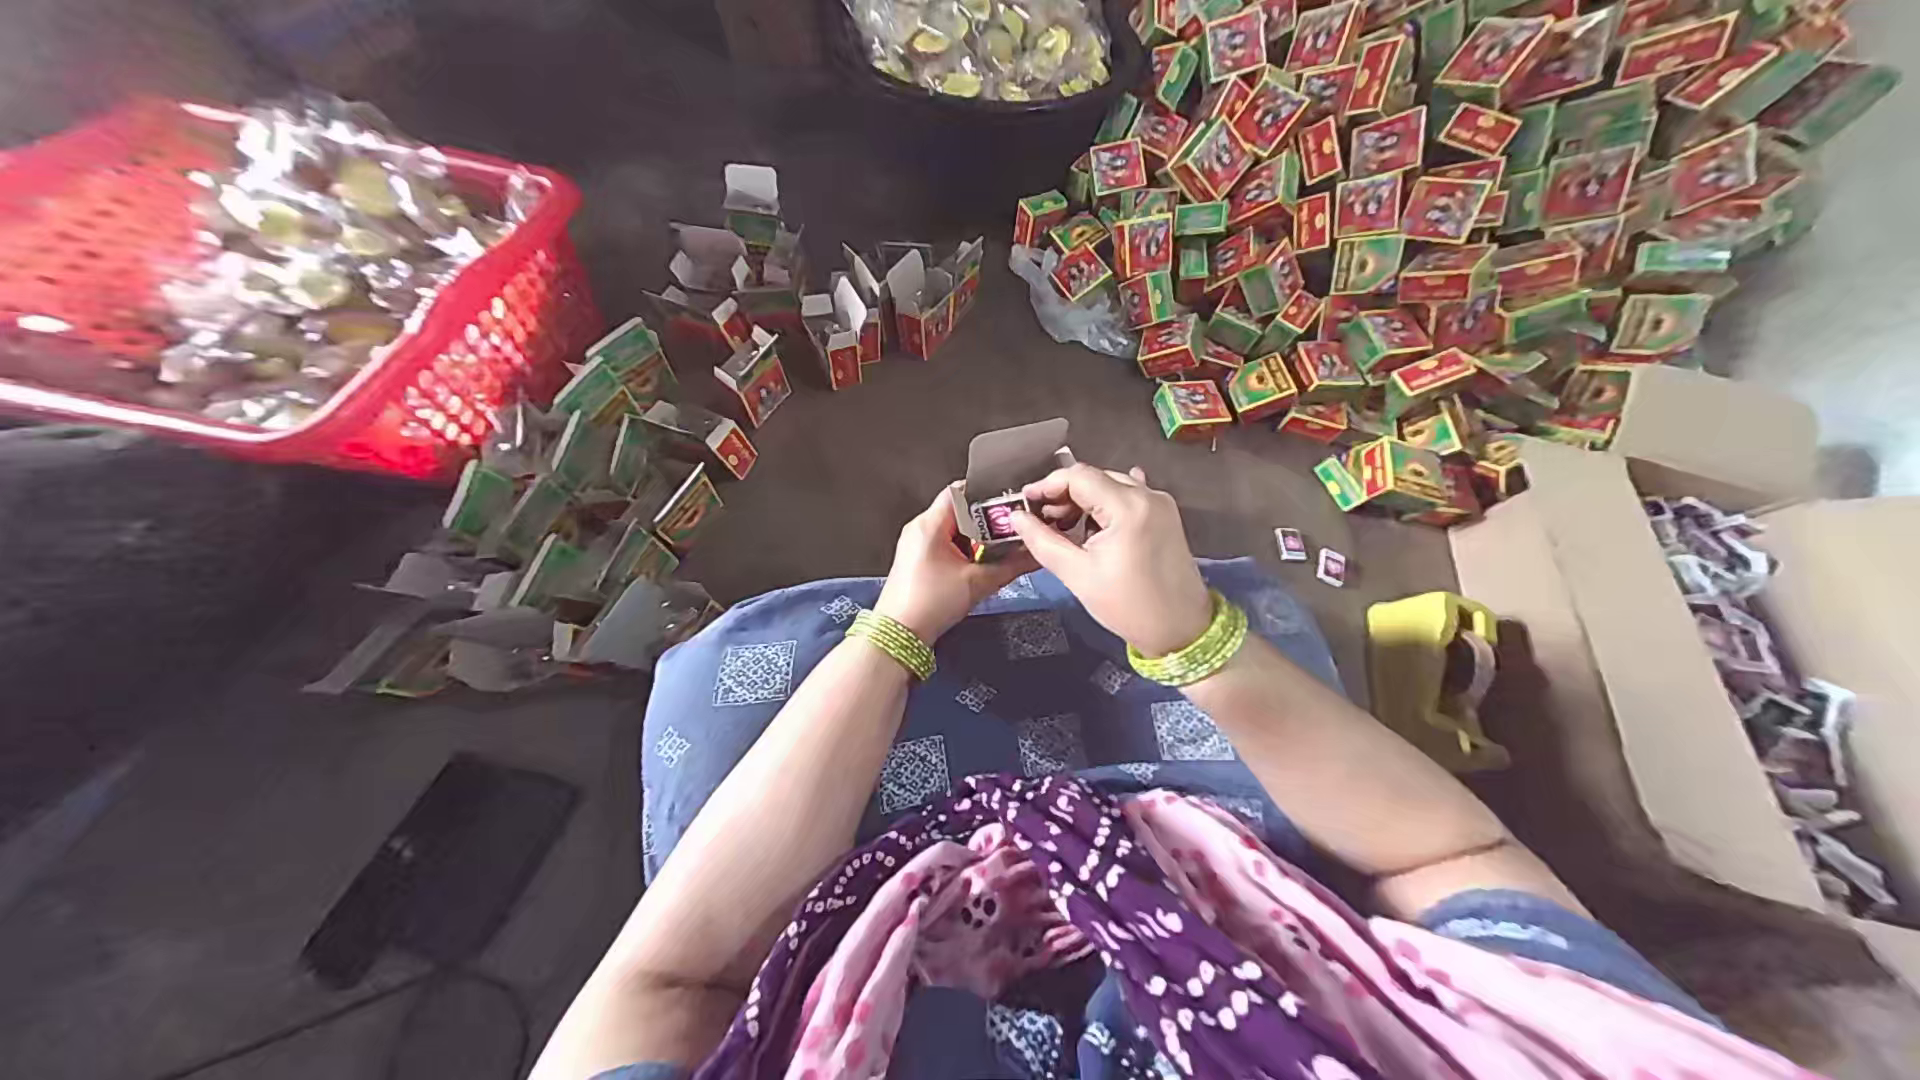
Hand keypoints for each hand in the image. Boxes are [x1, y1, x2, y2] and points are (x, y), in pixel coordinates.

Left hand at [874, 487, 1036, 641]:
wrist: (901, 635)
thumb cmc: (927, 606)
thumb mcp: (978, 583)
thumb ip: (1012, 565)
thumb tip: (1035, 555)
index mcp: (929, 524)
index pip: (960, 491)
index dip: (987, 495)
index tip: (1007, 507)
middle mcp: (920, 528)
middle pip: (960, 510)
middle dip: (985, 521)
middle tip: (1008, 532)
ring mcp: (917, 543)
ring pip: (954, 528)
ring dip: (976, 537)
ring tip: (995, 550)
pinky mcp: (918, 558)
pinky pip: (945, 543)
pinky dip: (963, 549)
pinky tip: (976, 565)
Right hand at [1008, 464, 1211, 656]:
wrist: (1180, 630)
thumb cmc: (1128, 606)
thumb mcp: (1078, 574)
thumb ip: (1042, 541)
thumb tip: (1016, 517)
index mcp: (1128, 507)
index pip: (1078, 476)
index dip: (1047, 485)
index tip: (1025, 501)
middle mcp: (1147, 496)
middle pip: (1095, 477)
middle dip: (1063, 493)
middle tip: (1041, 519)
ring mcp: (1160, 503)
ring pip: (1111, 484)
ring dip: (1083, 499)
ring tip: (1064, 525)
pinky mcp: (1165, 515)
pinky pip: (1128, 496)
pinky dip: (1105, 503)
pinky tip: (1092, 520)